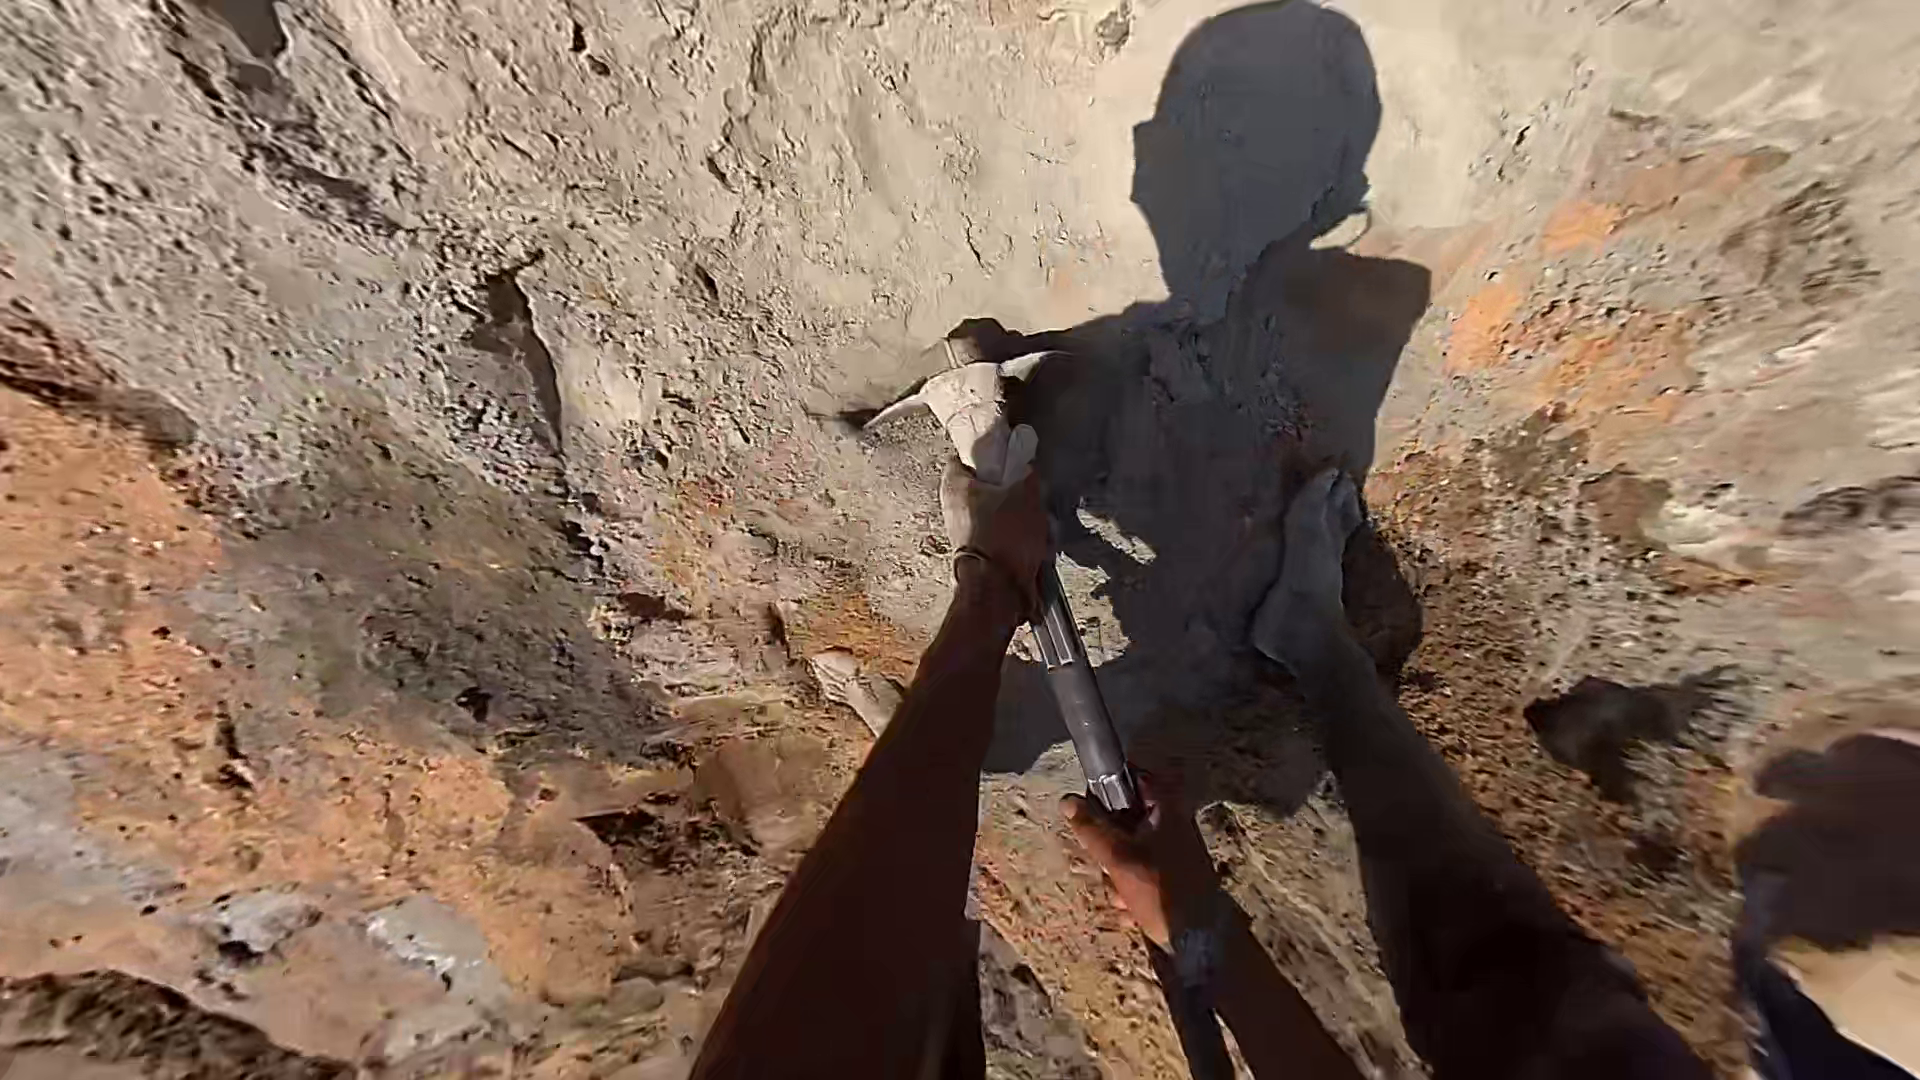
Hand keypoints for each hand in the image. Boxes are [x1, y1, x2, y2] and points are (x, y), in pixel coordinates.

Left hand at [942, 457, 1047, 611]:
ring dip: (1028, 518)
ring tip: (1040, 526)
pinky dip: (1027, 540)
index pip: (965, 457)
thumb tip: (1027, 468)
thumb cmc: (1003, 537)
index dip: (989, 454)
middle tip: (1032, 495)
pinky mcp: (987, 553)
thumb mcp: (1025, 492)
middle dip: (1018, 492)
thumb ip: (1026, 473)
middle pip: (992, 487)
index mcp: (955, 486)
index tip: (1010, 455)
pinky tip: (1040, 546)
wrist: (1000, 588)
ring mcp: (971, 533)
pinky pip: (1011, 537)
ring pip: (1006, 513)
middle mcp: (957, 510)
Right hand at [1061, 773, 1221, 948]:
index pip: (1131, 776)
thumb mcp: (1118, 856)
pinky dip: (1130, 886)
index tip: (1088, 803)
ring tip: (1120, 895)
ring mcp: (1173, 850)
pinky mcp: (1171, 876)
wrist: (1202, 947)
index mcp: (1166, 807)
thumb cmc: (1160, 890)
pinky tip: (1130, 910)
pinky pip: (1139, 869)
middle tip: (1104, 861)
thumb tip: (1067, 801)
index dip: (1107, 785)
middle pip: (1124, 816)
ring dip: (1117, 871)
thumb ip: (1090, 827)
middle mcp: (1172, 823)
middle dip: (1108, 843)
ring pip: (1128, 847)